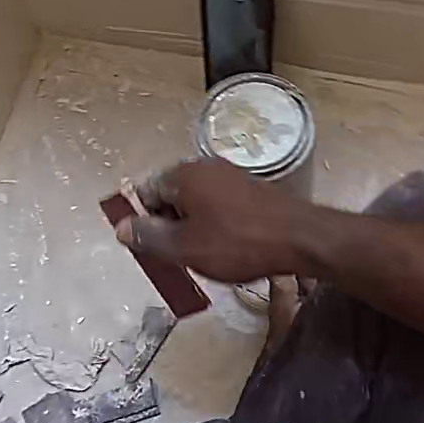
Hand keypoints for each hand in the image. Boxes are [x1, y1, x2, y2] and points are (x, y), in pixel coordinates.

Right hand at [116, 159, 315, 282]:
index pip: (145, 191)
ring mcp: (230, 175)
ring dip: (190, 226)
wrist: (302, 239)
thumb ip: (148, 237)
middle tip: (175, 255)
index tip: (151, 247)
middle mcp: (205, 167)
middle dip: (167, 224)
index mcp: (183, 174)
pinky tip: (225, 246)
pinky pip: (218, 203)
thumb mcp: (184, 248)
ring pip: (195, 201)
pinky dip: (213, 223)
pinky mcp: (250, 189)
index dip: (142, 220)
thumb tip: (121, 227)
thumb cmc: (238, 243)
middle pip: (170, 194)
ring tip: (201, 255)